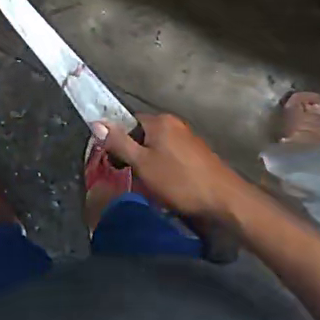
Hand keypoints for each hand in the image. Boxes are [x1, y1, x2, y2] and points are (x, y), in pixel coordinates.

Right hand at [94, 114, 248, 220]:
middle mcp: (174, 123)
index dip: (118, 141)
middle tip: (133, 176)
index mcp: (160, 121)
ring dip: (150, 164)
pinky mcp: (196, 153)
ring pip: (157, 147)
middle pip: (143, 135)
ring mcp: (188, 138)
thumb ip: (119, 143)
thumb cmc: (179, 180)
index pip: (128, 122)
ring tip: (150, 184)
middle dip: (135, 155)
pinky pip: (171, 156)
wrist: (222, 198)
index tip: (116, 163)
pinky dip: (165, 168)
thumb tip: (97, 122)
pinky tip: (168, 186)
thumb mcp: (142, 164)